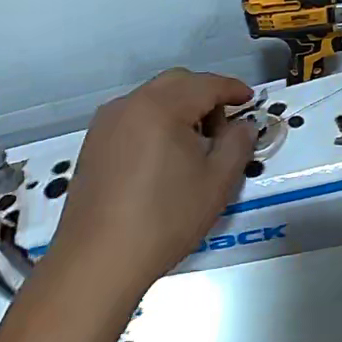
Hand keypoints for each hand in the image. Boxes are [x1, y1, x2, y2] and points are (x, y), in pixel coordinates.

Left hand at [43, 69, 257, 298]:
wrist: (100, 257)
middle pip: (175, 84)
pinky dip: (154, 124)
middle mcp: (128, 105)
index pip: (205, 84)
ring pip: (151, 100)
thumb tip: (243, 125)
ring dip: (178, 110)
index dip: (232, 89)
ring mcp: (105, 124)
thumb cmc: (166, 218)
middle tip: (223, 129)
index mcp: (160, 107)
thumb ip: (237, 144)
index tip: (250, 101)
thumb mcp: (217, 182)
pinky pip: (131, 119)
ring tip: (193, 147)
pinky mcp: (92, 145)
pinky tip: (162, 160)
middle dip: (204, 96)